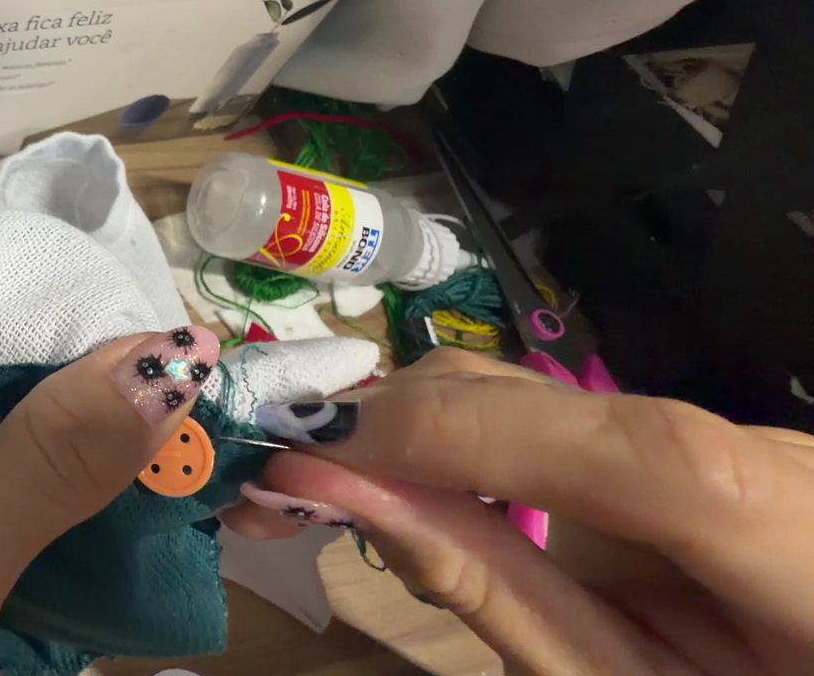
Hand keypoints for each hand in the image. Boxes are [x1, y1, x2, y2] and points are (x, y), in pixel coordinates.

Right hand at [222, 347, 813, 673]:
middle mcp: (772, 459)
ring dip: (391, 424)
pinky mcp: (646, 418)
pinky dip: (424, 428)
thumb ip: (482, 586)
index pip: (651, 460)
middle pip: (546, 400)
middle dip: (390, 427)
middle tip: (273, 478)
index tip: (317, 454)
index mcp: (813, 557)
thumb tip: (320, 482)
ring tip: (310, 476)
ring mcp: (706, 423)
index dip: (467, 436)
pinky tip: (373, 464)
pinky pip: (510, 402)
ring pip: (508, 385)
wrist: (798, 669)